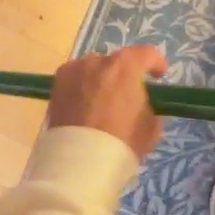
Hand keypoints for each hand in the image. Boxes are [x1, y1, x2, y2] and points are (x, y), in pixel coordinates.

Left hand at [46, 46, 167, 157]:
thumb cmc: (121, 141)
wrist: (80, 160)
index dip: (156, 64)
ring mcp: (73, 72)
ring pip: (92, 71)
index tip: (159, 76)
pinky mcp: (55, 87)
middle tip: (125, 95)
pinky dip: (80, 89)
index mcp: (125, 66)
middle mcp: (97, 61)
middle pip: (116, 63)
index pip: (147, 54)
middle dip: (123, 76)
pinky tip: (83, 105)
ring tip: (101, 102)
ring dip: (99, 81)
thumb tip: (140, 104)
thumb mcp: (150, 127)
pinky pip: (73, 81)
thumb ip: (148, 107)